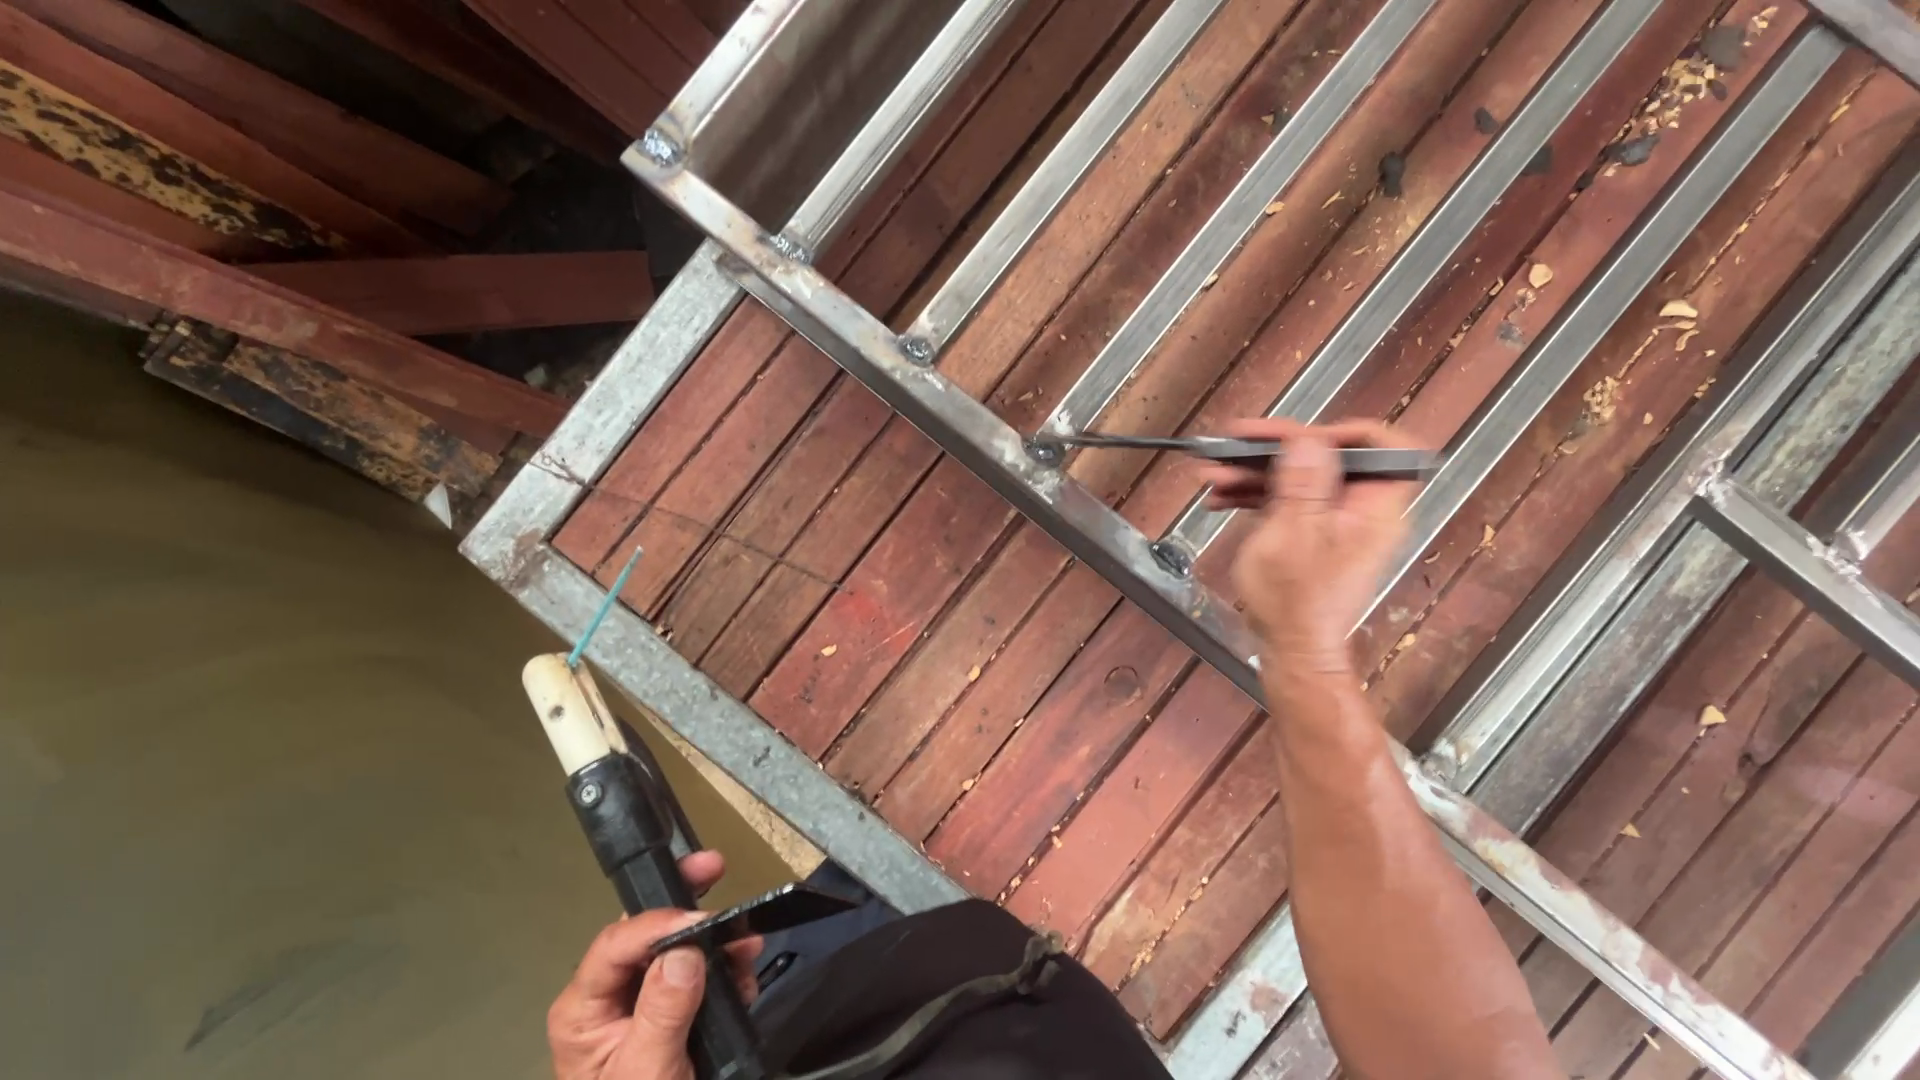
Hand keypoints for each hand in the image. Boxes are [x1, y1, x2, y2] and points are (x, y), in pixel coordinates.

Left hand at [549, 852, 762, 1079]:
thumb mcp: (646, 1077)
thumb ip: (663, 1014)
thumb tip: (683, 951)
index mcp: (584, 1010)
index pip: (615, 946)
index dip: (657, 924)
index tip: (701, 918)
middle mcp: (607, 998)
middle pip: (641, 934)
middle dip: (681, 903)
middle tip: (715, 868)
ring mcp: (639, 1005)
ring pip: (673, 950)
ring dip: (713, 941)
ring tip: (747, 944)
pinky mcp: (670, 1014)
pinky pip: (695, 976)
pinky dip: (723, 969)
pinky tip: (745, 975)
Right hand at [1200, 419, 1419, 676]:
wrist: (1291, 649)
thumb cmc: (1295, 602)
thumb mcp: (1292, 534)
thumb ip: (1303, 482)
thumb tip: (1307, 438)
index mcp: (1373, 509)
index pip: (1384, 448)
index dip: (1344, 432)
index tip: (1299, 435)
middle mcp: (1361, 512)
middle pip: (1327, 459)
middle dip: (1276, 450)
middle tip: (1235, 445)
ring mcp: (1336, 525)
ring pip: (1300, 479)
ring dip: (1255, 473)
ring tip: (1213, 474)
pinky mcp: (1312, 537)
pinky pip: (1288, 502)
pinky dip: (1256, 496)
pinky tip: (1221, 498)